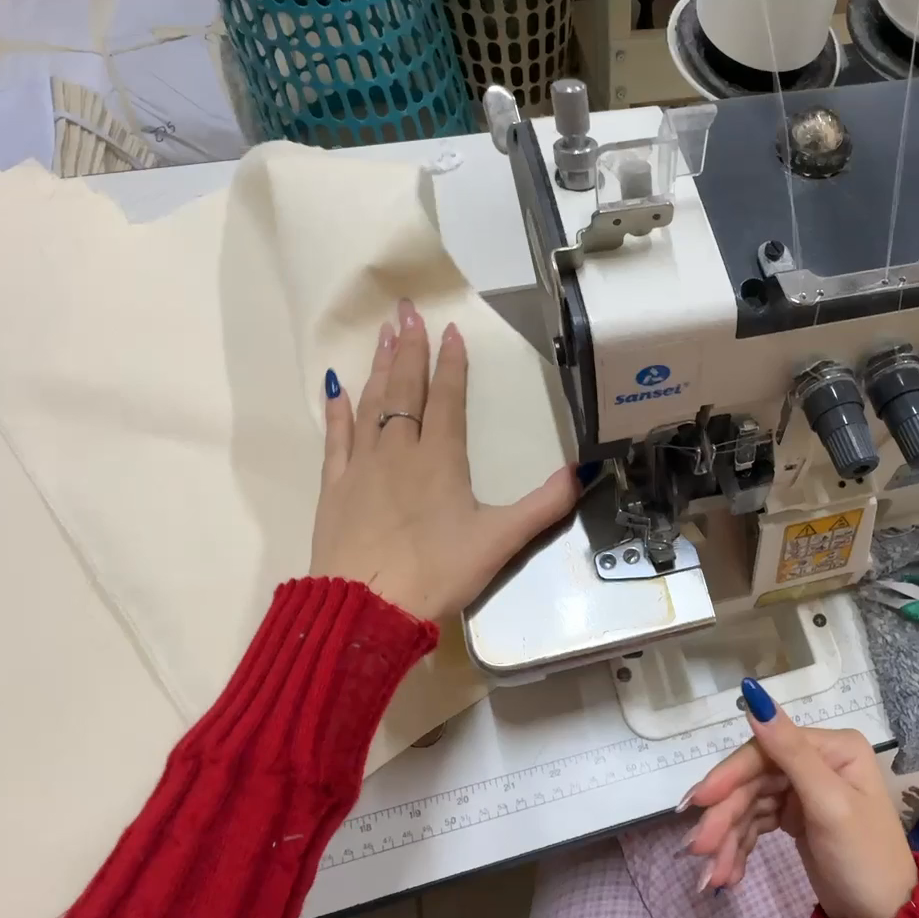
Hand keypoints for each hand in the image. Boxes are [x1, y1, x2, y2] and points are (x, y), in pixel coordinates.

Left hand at [309, 299, 577, 620]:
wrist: (367, 608)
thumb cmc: (438, 572)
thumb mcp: (501, 541)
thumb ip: (544, 506)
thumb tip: (583, 471)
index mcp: (440, 459)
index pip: (447, 399)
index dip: (451, 364)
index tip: (451, 330)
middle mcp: (398, 451)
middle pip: (405, 390)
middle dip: (409, 348)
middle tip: (406, 310)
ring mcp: (361, 467)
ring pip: (370, 404)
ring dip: (379, 368)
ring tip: (383, 335)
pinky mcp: (335, 488)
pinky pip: (335, 438)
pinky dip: (337, 410)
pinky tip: (337, 387)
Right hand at [682, 677, 918, 917]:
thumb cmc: (865, 858)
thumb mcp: (829, 804)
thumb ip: (790, 752)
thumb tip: (754, 695)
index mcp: (832, 748)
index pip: (766, 750)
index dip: (729, 774)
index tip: (697, 801)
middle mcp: (817, 761)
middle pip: (753, 779)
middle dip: (724, 815)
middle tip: (698, 849)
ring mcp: (804, 790)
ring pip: (749, 804)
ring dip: (727, 838)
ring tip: (712, 876)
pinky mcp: (794, 817)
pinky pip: (756, 823)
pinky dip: (739, 846)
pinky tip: (728, 874)